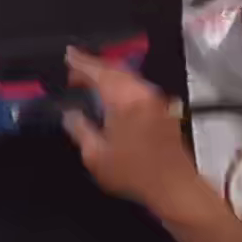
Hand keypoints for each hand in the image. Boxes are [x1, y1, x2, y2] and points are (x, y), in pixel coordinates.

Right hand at [62, 48, 215, 223]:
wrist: (173, 186)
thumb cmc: (133, 174)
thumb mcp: (95, 156)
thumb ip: (80, 130)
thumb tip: (71, 115)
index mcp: (123, 100)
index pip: (98, 71)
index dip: (81, 62)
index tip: (68, 55)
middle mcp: (142, 94)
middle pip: (115, 69)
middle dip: (94, 66)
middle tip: (75, 69)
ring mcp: (156, 100)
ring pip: (128, 77)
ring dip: (108, 75)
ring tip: (90, 81)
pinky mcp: (164, 109)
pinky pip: (138, 87)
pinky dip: (122, 85)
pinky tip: (113, 97)